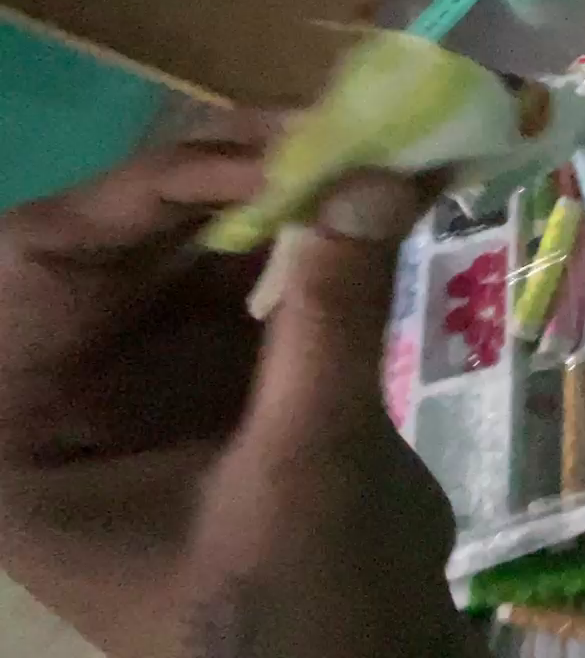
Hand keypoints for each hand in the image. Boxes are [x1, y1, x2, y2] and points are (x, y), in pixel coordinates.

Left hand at [0, 116, 482, 656]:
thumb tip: (378, 179)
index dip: (156, 190)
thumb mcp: (308, 458)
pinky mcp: (246, 358)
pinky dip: (340, 226)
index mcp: (12, 420)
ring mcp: (163, 362)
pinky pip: (281, 267)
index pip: (39, 262)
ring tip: (386, 147)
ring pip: (212, 239)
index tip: (291, 151)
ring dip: (299, 187)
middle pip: (130, 233)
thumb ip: (333, 314)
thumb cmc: (297, 598)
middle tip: (352, 130)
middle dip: (238, 172)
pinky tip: (400, 194)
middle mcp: (68, 374)